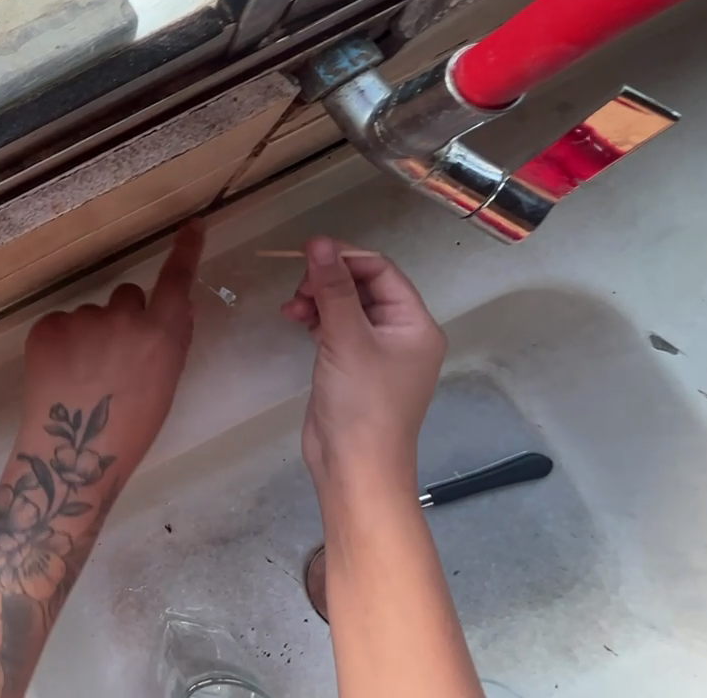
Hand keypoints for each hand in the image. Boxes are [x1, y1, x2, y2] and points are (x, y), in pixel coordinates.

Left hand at [21, 223, 203, 460]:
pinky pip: (61, 323)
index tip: (192, 225)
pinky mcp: (47, 326)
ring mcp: (82, 319)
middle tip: (114, 360)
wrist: (72, 455)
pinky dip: (61, 342)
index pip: (176, 281)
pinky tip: (61, 374)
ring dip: (90, 335)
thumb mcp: (164, 383)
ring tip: (85, 376)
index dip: (186, 251)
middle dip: (124, 319)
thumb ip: (169, 340)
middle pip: (128, 297)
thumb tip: (175, 306)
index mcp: (161, 335)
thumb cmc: (130, 427)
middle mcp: (124, 317)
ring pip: (92, 314)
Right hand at [282, 237, 445, 494]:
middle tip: (297, 291)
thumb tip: (318, 242)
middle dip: (326, 281)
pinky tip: (294, 320)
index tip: (305, 255)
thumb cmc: (361, 401)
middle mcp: (400, 332)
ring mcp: (375, 349)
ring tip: (291, 310)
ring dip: (316, 298)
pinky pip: (334, 325)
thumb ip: (332, 287)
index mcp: (414, 324)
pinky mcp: (352, 363)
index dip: (344, 257)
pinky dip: (314, 317)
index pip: (381, 270)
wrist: (354, 465)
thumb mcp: (346, 338)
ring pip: (344, 304)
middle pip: (362, 285)